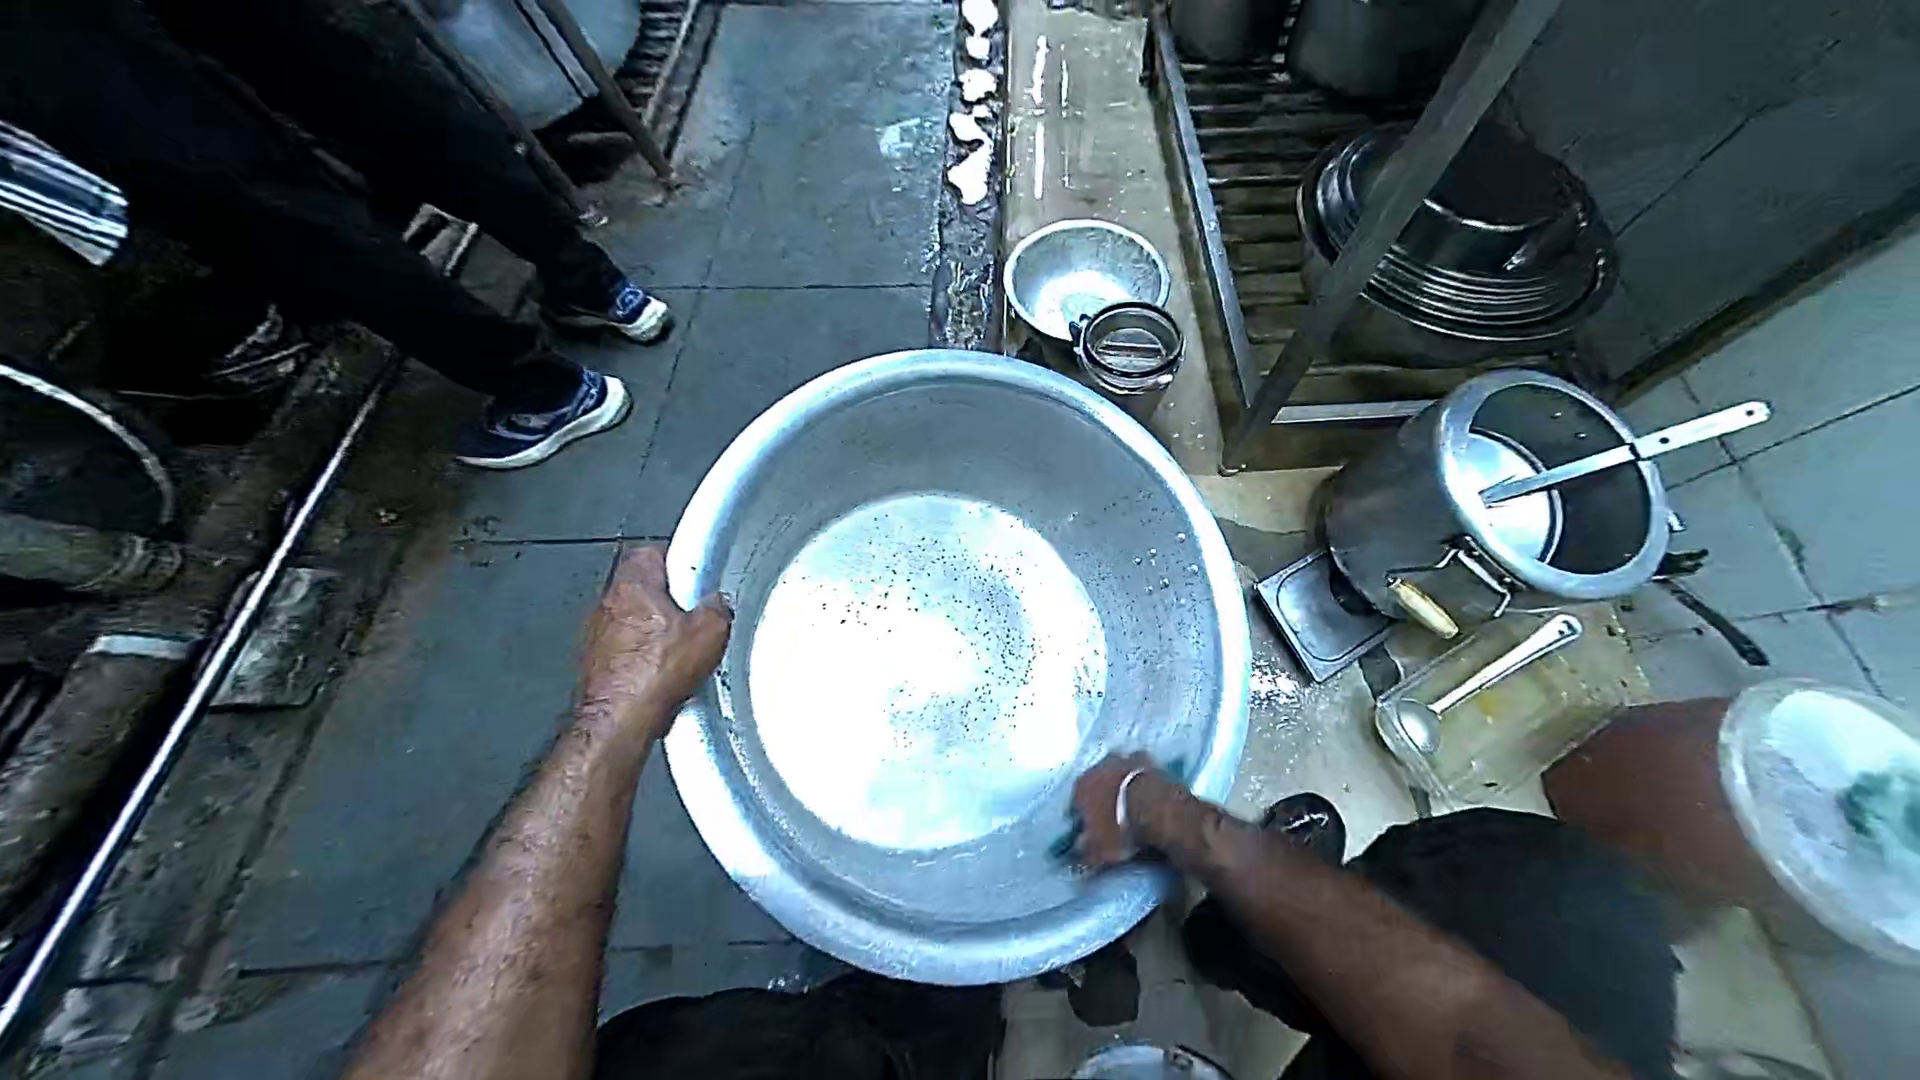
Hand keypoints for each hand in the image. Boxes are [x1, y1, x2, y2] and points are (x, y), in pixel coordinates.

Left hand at [576, 546, 729, 743]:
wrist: (619, 719)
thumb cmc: (652, 674)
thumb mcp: (711, 630)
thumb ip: (717, 607)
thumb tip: (719, 604)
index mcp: (632, 585)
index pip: (648, 553)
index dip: (674, 560)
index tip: (691, 572)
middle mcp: (607, 606)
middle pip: (641, 588)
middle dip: (667, 600)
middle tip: (692, 615)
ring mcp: (595, 637)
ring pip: (631, 621)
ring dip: (653, 632)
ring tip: (679, 651)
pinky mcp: (593, 665)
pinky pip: (623, 651)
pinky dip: (641, 659)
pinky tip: (662, 674)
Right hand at [1070, 753, 1159, 865]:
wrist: (1155, 807)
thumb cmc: (1121, 829)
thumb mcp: (1098, 851)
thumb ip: (1082, 853)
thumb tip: (1073, 855)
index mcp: (1080, 787)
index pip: (1074, 803)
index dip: (1082, 818)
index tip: (1090, 831)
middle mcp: (1096, 767)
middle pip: (1094, 783)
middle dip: (1100, 795)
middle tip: (1111, 815)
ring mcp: (1121, 759)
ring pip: (1115, 769)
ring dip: (1119, 781)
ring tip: (1128, 799)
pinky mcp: (1145, 758)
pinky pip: (1138, 764)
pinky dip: (1140, 773)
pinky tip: (1146, 786)